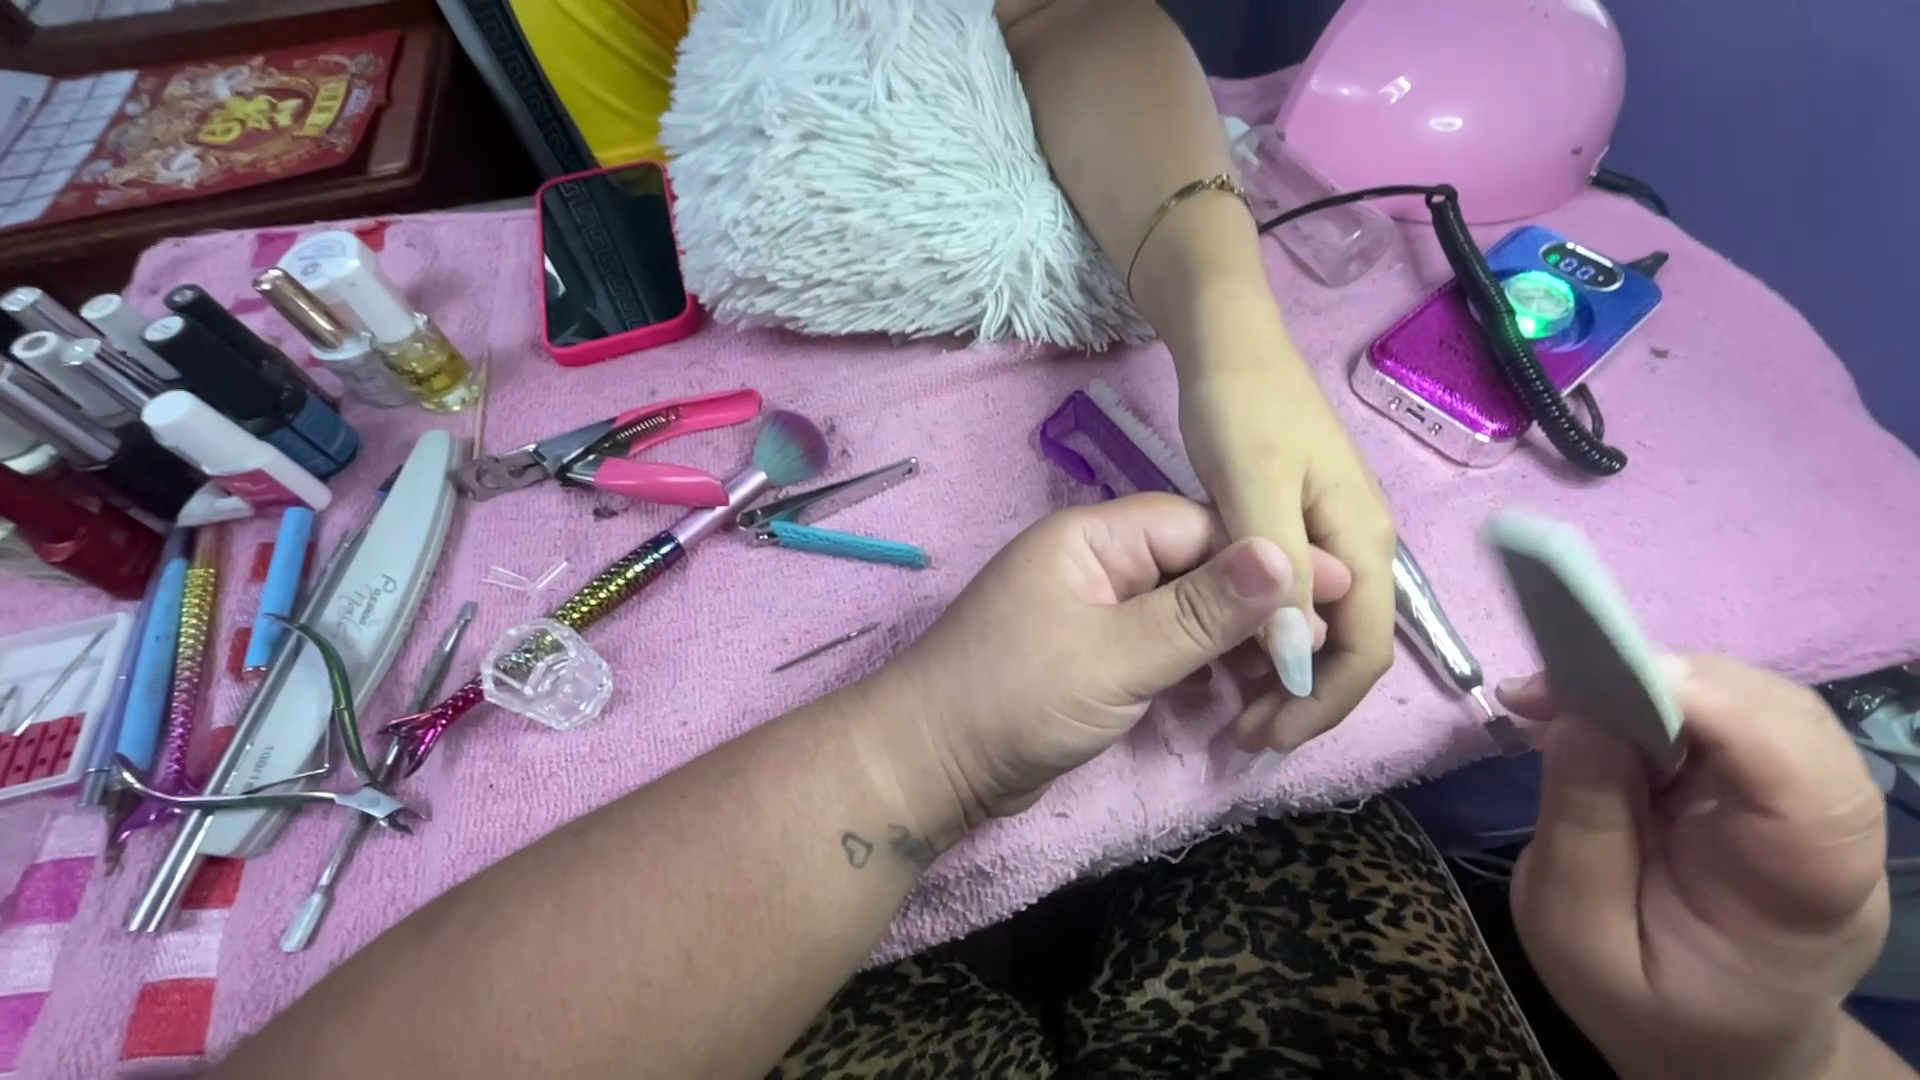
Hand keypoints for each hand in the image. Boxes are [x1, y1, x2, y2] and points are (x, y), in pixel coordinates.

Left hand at [884, 494, 1350, 824]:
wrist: (933, 766)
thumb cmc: (1016, 698)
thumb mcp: (1117, 653)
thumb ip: (1203, 610)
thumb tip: (1288, 555)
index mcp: (1095, 537)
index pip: (1202, 528)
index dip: (1268, 561)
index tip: (1335, 596)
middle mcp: (1099, 564)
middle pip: (1198, 570)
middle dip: (1254, 613)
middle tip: (1311, 657)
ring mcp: (1096, 611)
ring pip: (1185, 615)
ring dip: (1229, 650)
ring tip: (1277, 687)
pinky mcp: (1096, 657)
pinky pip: (1162, 651)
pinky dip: (1196, 673)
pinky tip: (1232, 702)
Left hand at [1177, 321, 1396, 753]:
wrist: (1226, 346)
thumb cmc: (1239, 411)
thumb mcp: (1253, 488)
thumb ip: (1277, 568)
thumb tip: (1300, 657)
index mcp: (1360, 539)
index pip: (1364, 645)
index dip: (1322, 699)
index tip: (1269, 736)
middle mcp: (1352, 545)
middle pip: (1341, 643)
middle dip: (1301, 695)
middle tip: (1244, 733)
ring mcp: (1317, 538)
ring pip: (1309, 626)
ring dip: (1276, 671)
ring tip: (1229, 708)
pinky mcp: (1283, 532)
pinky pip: (1280, 601)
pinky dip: (1256, 636)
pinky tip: (1218, 654)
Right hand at [1500, 657, 1889, 1079]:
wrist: (1713, 1043)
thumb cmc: (1641, 1002)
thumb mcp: (1578, 931)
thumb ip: (1581, 827)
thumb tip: (1575, 716)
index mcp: (1798, 889)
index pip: (1798, 778)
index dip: (1711, 708)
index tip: (1599, 680)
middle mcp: (1826, 832)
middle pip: (1778, 716)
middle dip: (1657, 680)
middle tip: (1545, 693)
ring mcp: (1802, 803)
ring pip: (1749, 699)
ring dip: (1643, 679)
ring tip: (1551, 700)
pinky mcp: (1762, 784)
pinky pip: (1719, 712)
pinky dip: (1644, 693)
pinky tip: (1582, 710)